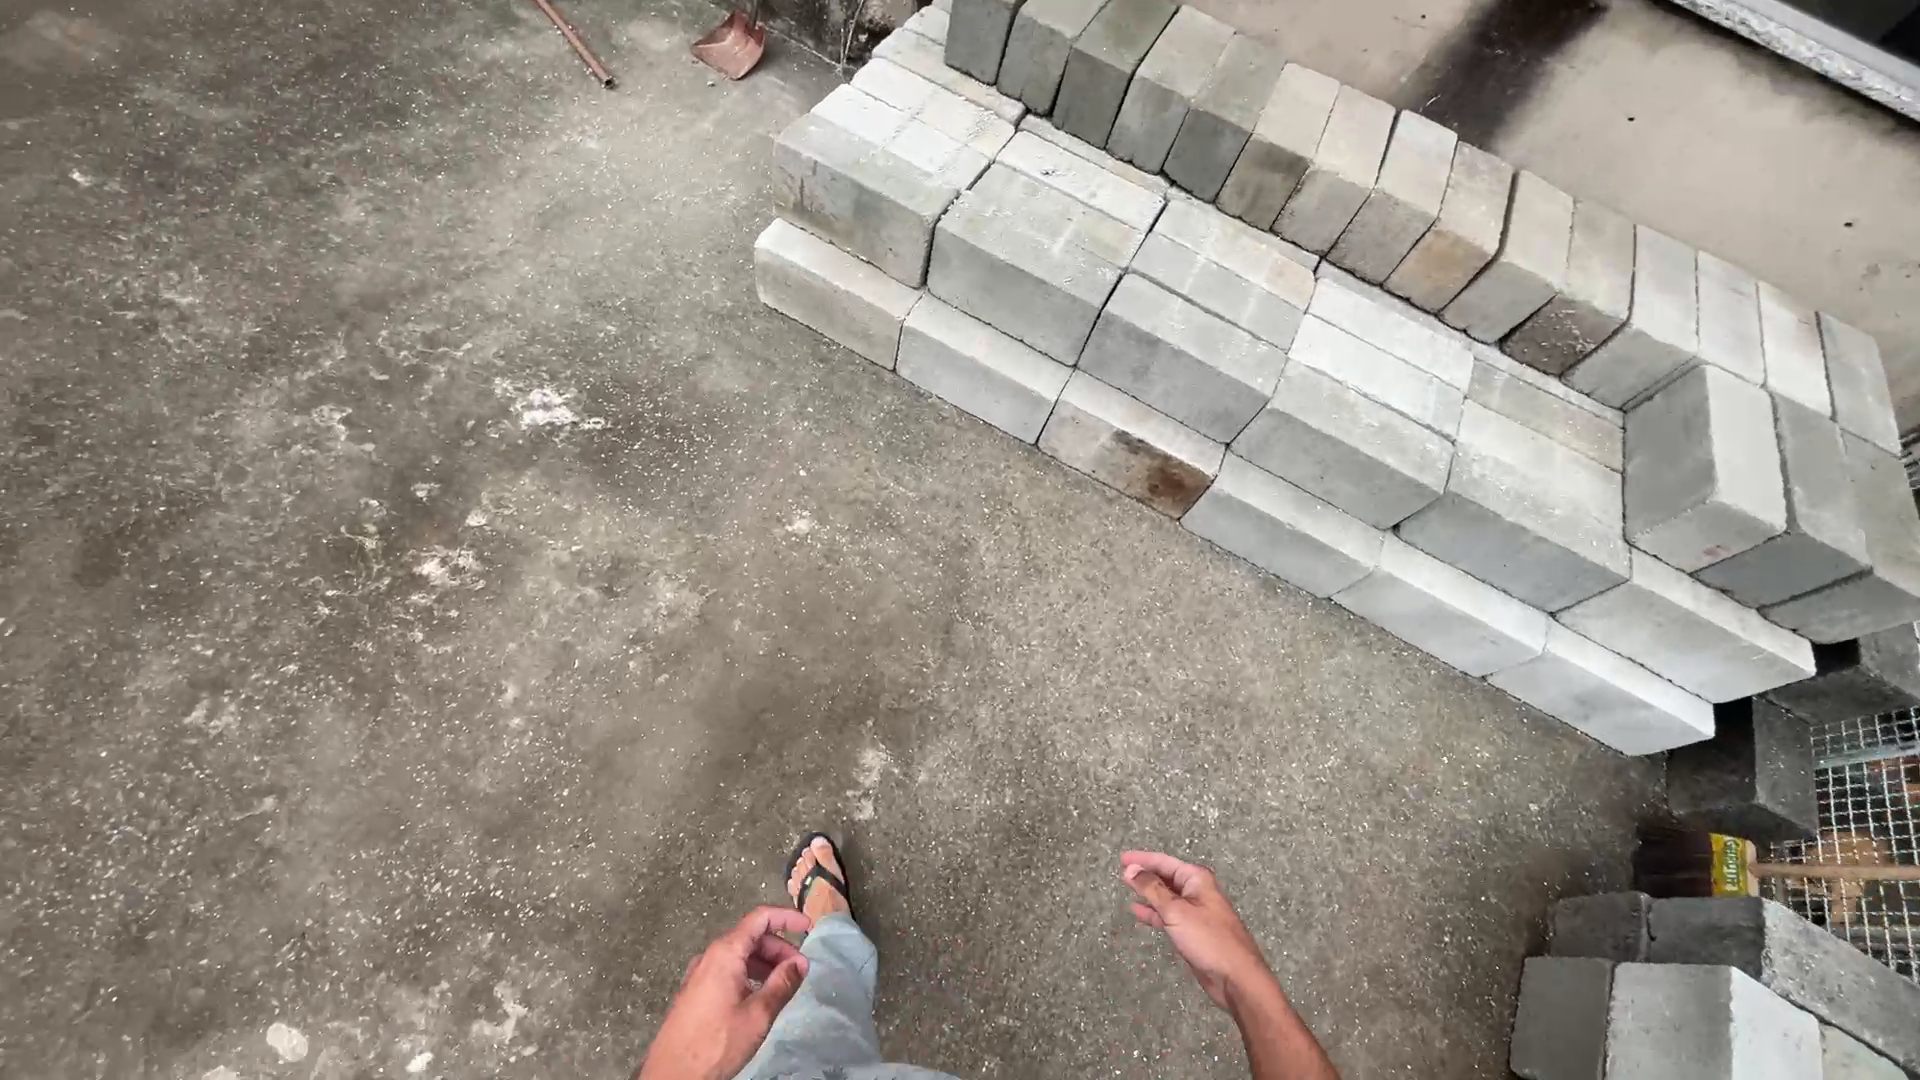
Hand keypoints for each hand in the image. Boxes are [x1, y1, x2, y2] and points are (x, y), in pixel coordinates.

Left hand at [636, 906, 812, 1079]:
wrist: (670, 1077)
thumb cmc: (717, 1042)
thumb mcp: (758, 1014)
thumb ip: (782, 984)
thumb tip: (801, 962)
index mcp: (725, 952)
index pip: (760, 917)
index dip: (787, 917)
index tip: (808, 928)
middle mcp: (710, 956)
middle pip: (751, 936)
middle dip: (779, 947)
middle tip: (798, 969)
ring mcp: (699, 974)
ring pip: (739, 955)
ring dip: (764, 963)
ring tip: (781, 985)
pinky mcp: (694, 992)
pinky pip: (726, 970)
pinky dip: (748, 974)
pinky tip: (757, 997)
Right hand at [1121, 851, 1276, 1009]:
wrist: (1236, 979)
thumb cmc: (1208, 939)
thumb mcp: (1176, 910)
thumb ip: (1151, 889)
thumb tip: (1131, 869)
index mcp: (1197, 879)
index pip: (1164, 862)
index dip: (1142, 859)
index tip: (1122, 859)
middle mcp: (1197, 891)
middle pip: (1166, 877)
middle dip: (1145, 874)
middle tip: (1122, 874)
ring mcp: (1196, 912)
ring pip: (1166, 897)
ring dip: (1148, 893)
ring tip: (1127, 889)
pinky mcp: (1193, 931)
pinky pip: (1169, 915)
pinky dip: (1154, 912)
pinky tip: (1139, 912)